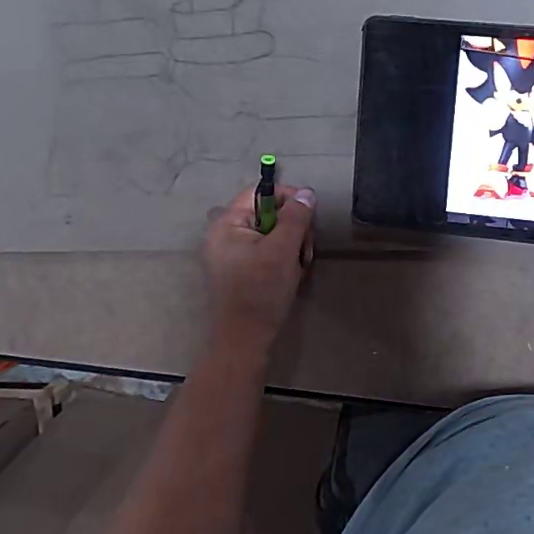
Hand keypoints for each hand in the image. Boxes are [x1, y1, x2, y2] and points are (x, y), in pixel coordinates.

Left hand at [202, 184, 315, 349]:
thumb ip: (295, 217)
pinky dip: (283, 258)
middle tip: (305, 248)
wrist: (245, 341)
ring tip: (299, 265)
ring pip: (271, 233)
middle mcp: (225, 235)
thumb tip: (306, 192)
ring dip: (291, 245)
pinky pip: (266, 251)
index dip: (285, 197)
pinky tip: (291, 274)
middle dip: (292, 227)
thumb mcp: (283, 250)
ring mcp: (232, 254)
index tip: (307, 214)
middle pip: (267, 212)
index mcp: (227, 224)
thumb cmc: (260, 292)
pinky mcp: (241, 270)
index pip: (258, 192)